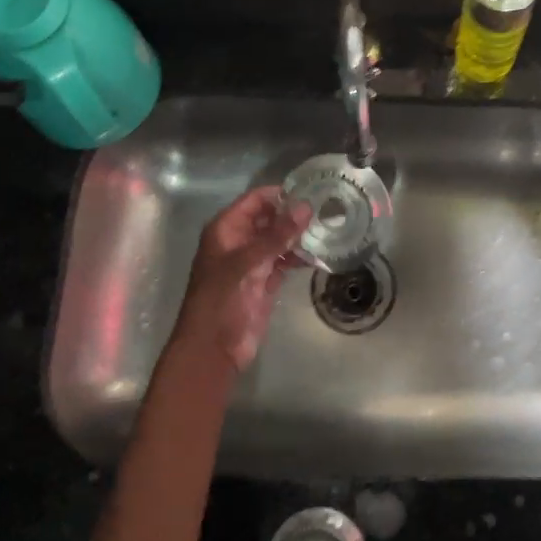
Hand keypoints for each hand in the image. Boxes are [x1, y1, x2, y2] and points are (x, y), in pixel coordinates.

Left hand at [174, 185, 310, 371]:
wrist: (213, 349)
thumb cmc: (220, 300)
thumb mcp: (246, 263)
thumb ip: (276, 236)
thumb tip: (306, 207)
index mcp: (225, 230)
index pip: (255, 200)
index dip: (280, 195)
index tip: (311, 191)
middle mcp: (239, 241)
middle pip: (269, 218)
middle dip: (293, 215)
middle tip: (326, 209)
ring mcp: (252, 262)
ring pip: (278, 240)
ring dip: (298, 236)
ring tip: (327, 228)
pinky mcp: (264, 282)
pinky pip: (284, 261)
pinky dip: (298, 257)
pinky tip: (318, 253)